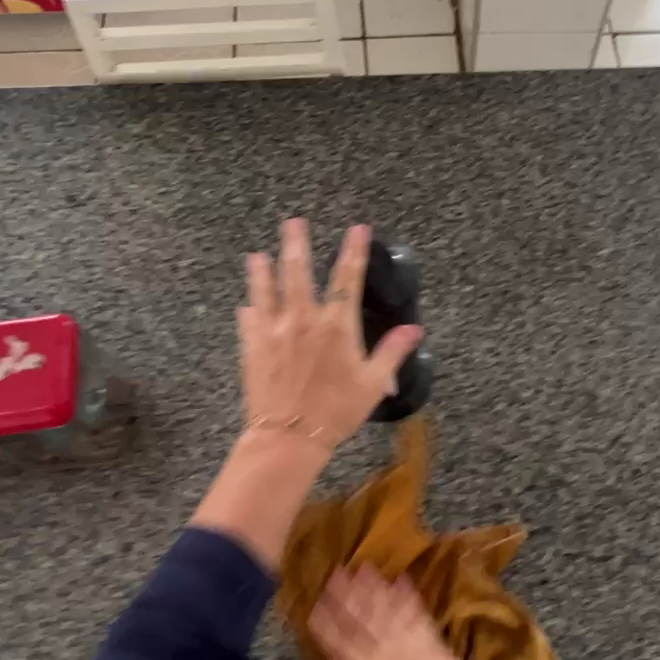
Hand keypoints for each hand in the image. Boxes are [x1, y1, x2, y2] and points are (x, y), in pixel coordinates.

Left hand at [239, 220, 422, 451]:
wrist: (289, 437)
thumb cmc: (337, 410)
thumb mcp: (373, 383)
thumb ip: (392, 351)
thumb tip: (414, 329)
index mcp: (336, 325)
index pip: (347, 278)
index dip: (353, 251)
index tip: (357, 228)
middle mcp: (303, 320)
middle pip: (298, 272)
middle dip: (296, 244)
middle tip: (293, 223)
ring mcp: (274, 331)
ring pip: (266, 290)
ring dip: (263, 270)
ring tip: (258, 255)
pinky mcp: (253, 348)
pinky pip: (249, 321)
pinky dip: (250, 309)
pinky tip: (246, 304)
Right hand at [310, 567, 496, 659]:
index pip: (341, 640)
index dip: (327, 622)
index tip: (315, 604)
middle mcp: (385, 648)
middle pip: (362, 617)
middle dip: (347, 594)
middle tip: (336, 572)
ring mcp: (408, 639)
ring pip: (386, 608)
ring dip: (374, 586)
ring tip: (364, 566)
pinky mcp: (429, 637)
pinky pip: (415, 610)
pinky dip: (407, 593)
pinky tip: (401, 578)